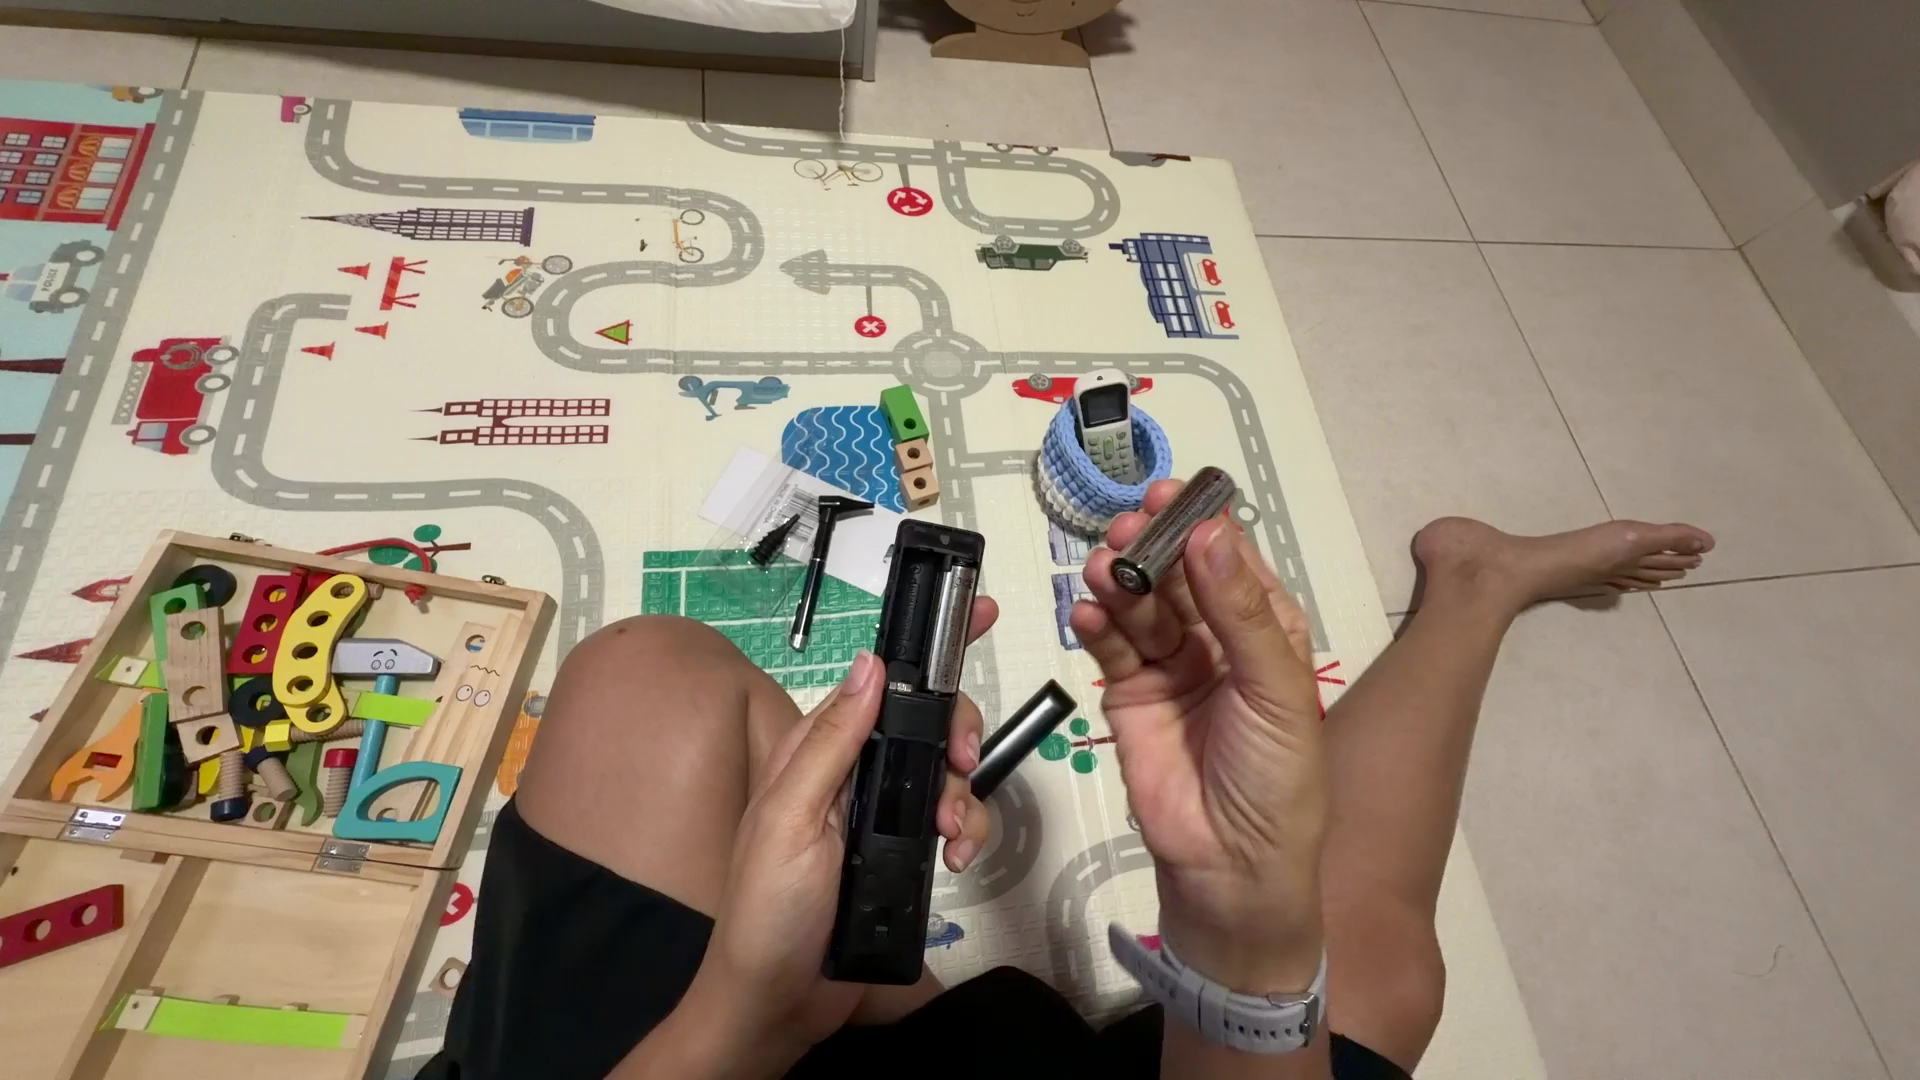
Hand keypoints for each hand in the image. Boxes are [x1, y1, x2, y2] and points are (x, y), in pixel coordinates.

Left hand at [689, 600, 998, 1059]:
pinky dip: (967, 832)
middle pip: (928, 719)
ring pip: (948, 769)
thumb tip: (871, 664)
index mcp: (823, 746)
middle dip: (956, 733)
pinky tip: (956, 858)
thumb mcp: (792, 816)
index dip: (927, 646)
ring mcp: (886, 807)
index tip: (976, 614)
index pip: (881, 679)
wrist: (782, 1001)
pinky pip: (954, 818)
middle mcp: (859, 766)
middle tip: (960, 762)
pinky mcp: (908, 845)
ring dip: (963, 794)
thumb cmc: (770, 905)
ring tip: (951, 834)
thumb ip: (832, 742)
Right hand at [1071, 481, 1326, 991]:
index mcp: (1261, 626)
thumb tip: (1210, 532)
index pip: (1228, 560)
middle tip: (1124, 529)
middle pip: (1173, 574)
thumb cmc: (1275, 775)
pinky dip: (1095, 627)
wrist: (1229, 863)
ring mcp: (1167, 661)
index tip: (1168, 495)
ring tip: (1099, 569)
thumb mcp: (1273, 689)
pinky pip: (1109, 647)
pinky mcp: (1127, 690)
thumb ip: (1238, 611)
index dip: (1200, 525)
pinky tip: (1085, 614)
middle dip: (1150, 548)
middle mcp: (1212, 635)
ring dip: (1117, 583)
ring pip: (1136, 605)